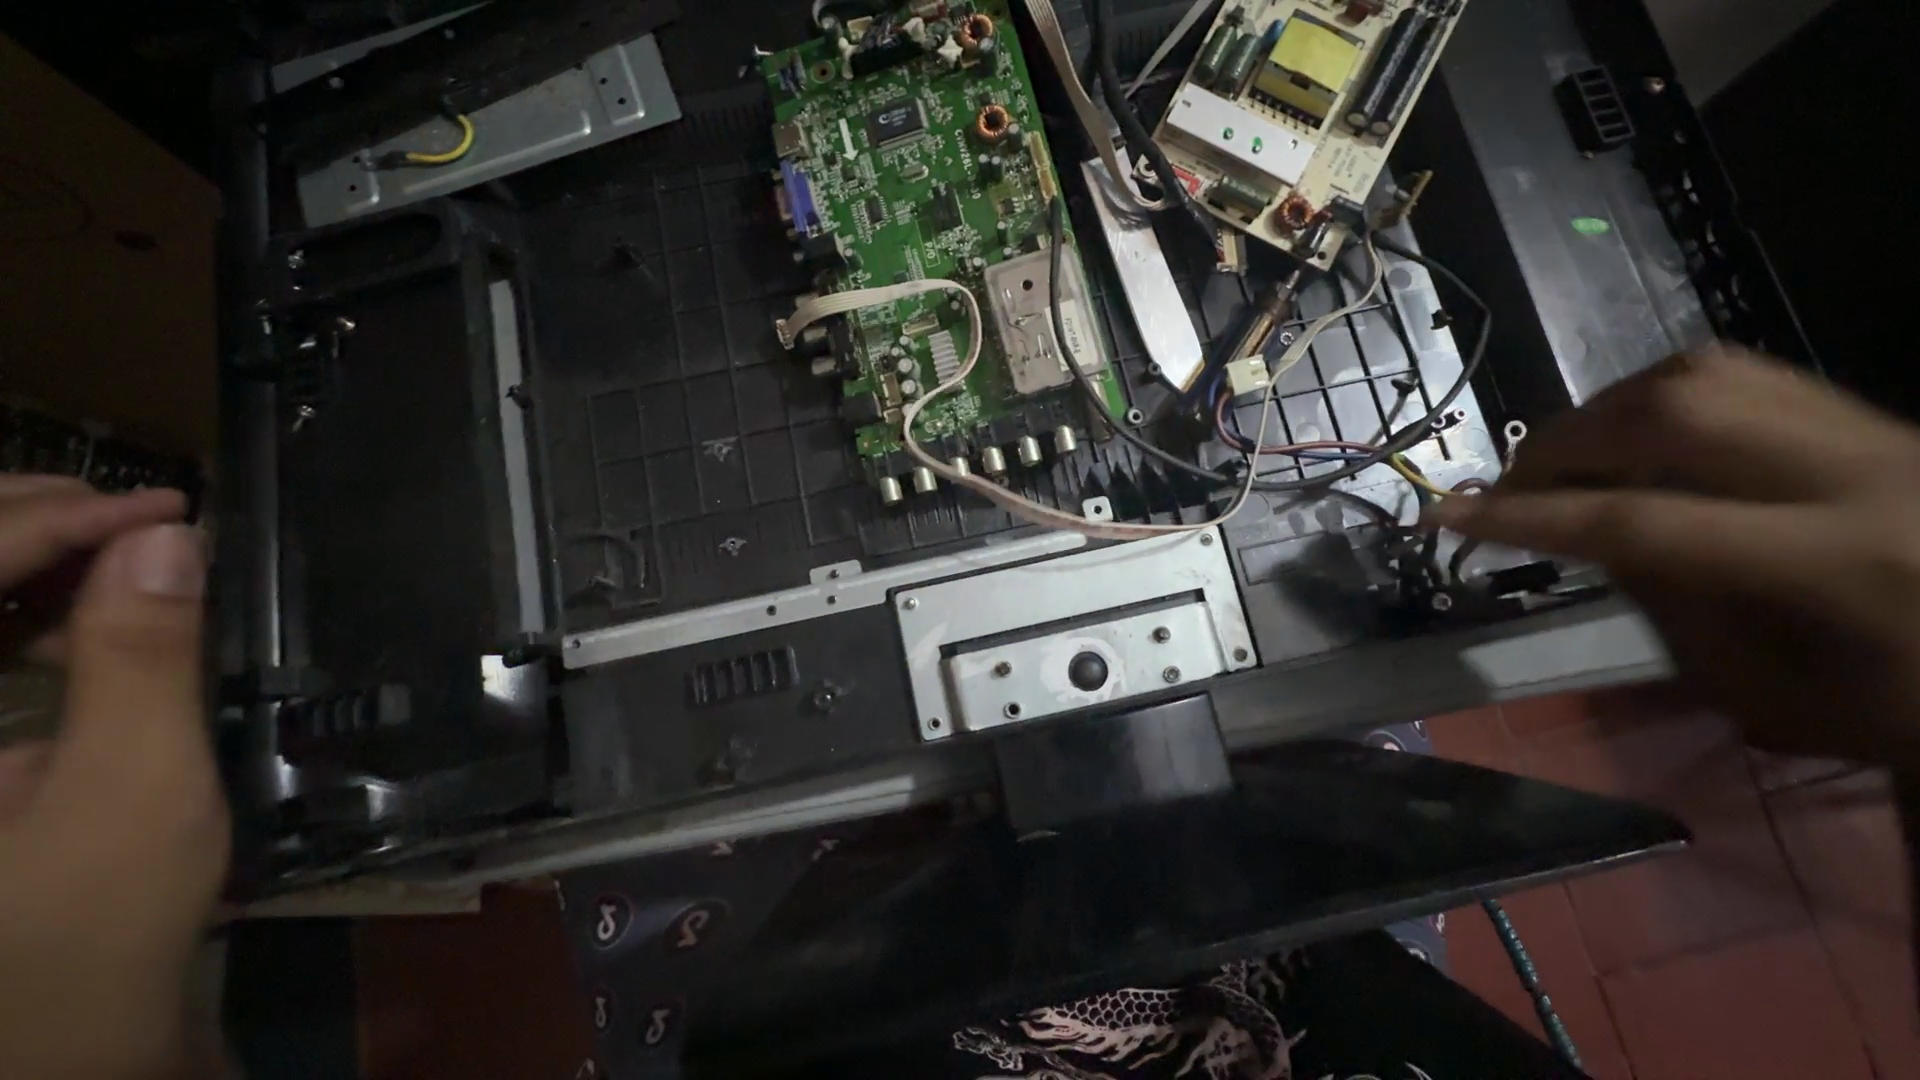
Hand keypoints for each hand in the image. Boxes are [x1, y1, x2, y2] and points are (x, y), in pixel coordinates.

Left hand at [0, 477, 228, 1078]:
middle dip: (17, 525)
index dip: (40, 527)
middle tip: (136, 510)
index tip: (159, 510)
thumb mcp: (131, 792)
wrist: (49, 1042)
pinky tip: (75, 611)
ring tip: (115, 543)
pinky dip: (11, 617)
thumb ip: (141, 661)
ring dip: (12, 563)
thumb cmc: (89, 932)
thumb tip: (165, 539)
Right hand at [1425, 345, 1919, 770]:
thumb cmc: (1886, 712)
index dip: (1528, 516)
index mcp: (1835, 564)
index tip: (1444, 515)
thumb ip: (1662, 602)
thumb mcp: (1757, 690)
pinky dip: (1653, 397)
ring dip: (1599, 413)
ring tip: (1563, 459)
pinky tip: (1627, 435)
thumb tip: (1583, 531)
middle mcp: (1859, 475)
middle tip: (1509, 487)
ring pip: (1700, 375)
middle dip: (1559, 445)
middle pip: (1669, 415)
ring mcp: (1873, 430)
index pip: (1642, 522)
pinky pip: (1737, 374)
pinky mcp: (1868, 415)